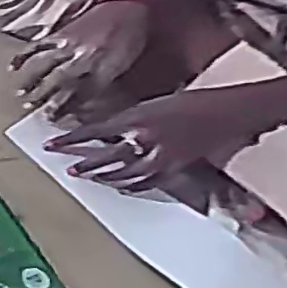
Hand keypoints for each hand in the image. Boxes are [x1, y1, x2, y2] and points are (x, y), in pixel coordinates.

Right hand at [12, 0, 151, 117]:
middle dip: (48, 100)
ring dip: (32, 82)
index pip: (85, 93)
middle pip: (62, 83)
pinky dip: (23, 56)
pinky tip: (12, 67)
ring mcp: (70, 44)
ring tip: (21, 95)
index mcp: (106, 65)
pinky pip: (38, 46)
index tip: (58, 120)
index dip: (70, 108)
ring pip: (47, 67)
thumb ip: (105, 81)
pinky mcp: (60, 33)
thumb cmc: (130, 35)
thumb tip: (82, 101)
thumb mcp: (125, 62)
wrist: (126, 2)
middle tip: (37, 113)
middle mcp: (85, 56)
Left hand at [47, 86, 277, 193]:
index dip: (70, 139)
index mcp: (138, 117)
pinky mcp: (175, 168)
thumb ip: (127, 119)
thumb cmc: (196, 101)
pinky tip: (118, 186)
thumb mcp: (154, 103)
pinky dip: (128, 185)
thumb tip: (102, 131)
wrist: (236, 110)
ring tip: (86, 177)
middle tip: (68, 168)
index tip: (50, 145)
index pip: (94, 132)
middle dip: (84, 163)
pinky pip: (145, 182)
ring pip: (122, 173)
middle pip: (105, 157)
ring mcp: (161, 157)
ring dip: (102, 176)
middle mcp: (146, 138)